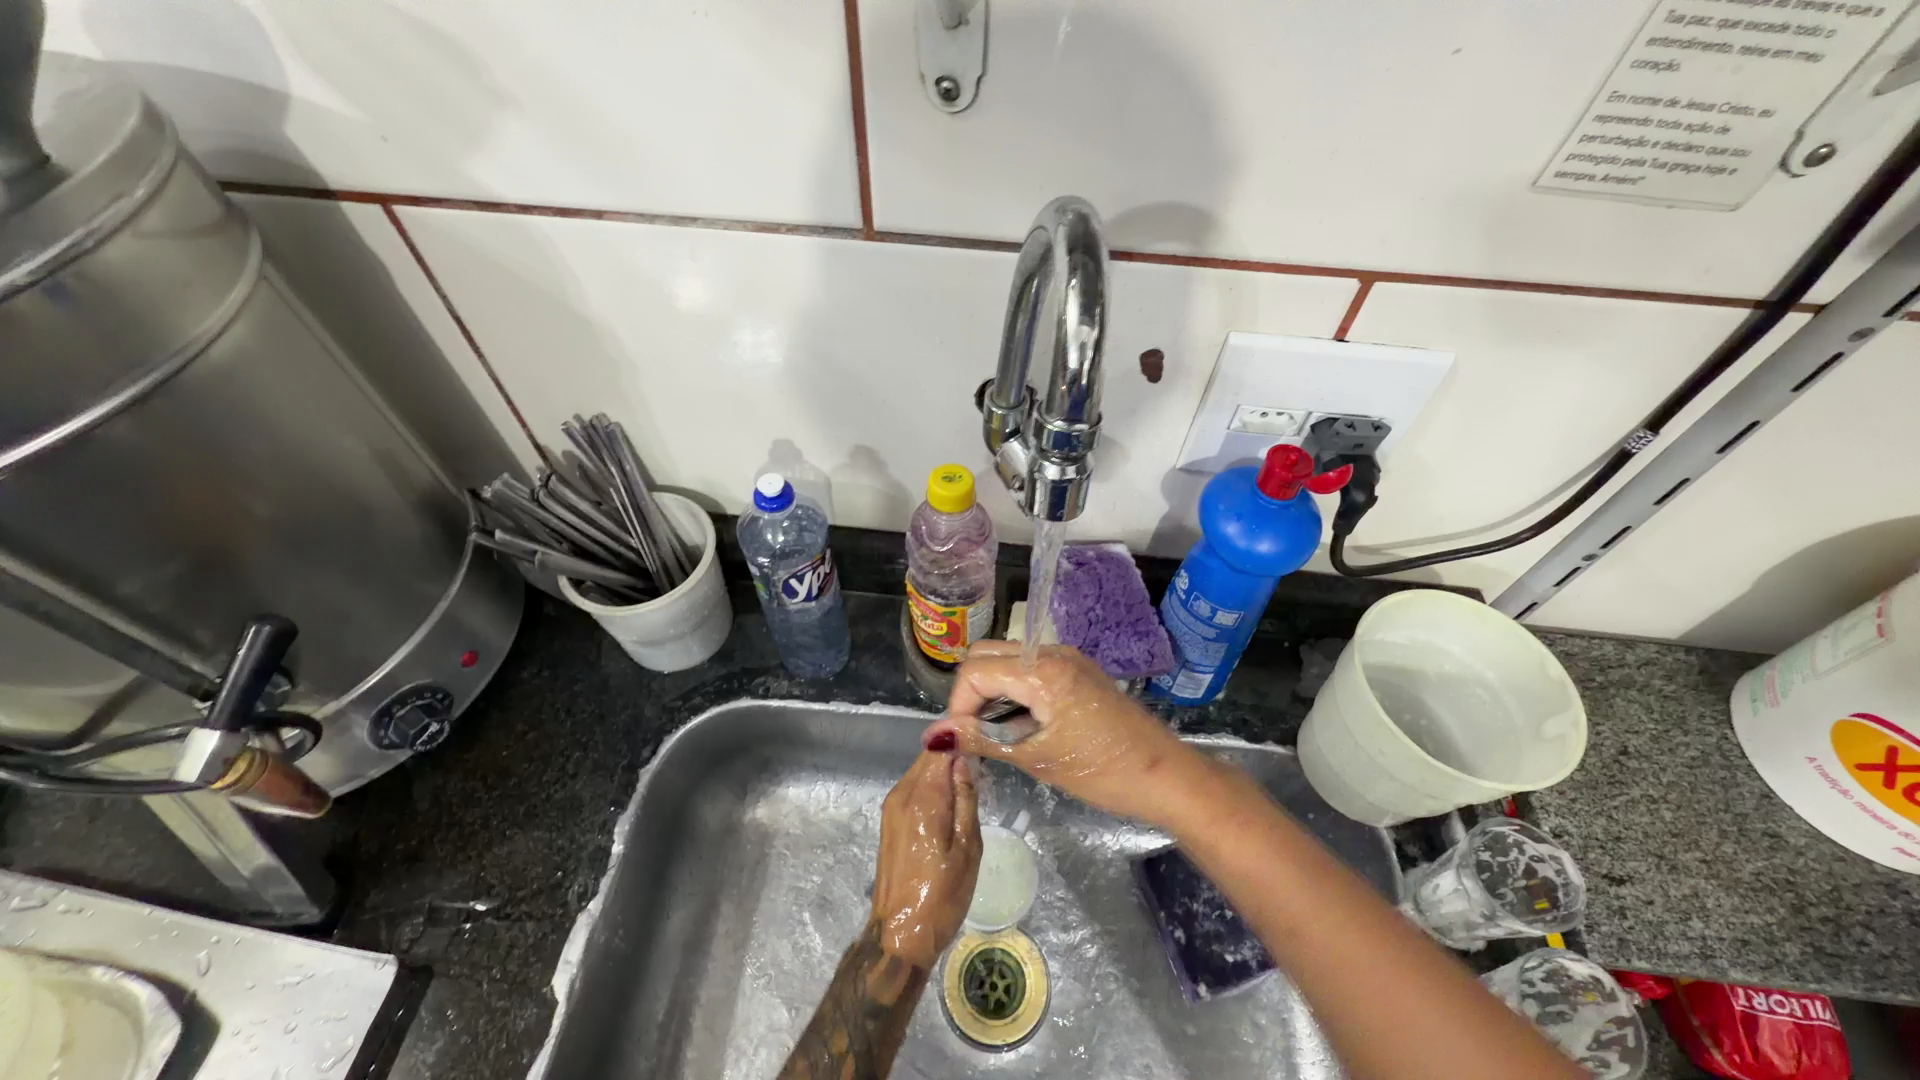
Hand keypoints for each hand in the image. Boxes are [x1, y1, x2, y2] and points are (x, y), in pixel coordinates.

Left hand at [870, 750, 980, 968]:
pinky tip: (952, 802)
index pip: (940, 748)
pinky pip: (914, 789)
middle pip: (929, 758)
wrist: (902, 934)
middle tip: (984, 764)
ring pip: (921, 772)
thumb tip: (965, 761)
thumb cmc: (942, 896)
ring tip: (972, 783)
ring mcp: (891, 807)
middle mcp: (901, 795)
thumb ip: (967, 800)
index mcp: (922, 799)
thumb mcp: (968, 848)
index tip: (984, 738)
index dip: (961, 738)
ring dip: (944, 772)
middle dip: (954, 754)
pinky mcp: (889, 821)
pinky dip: (932, 787)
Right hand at [926, 641, 1213, 827]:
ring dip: (992, 690)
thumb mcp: (1037, 758)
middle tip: (972, 733)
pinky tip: (1018, 724)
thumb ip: (984, 739)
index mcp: (1042, 670)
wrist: (1166, 777)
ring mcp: (1068, 659)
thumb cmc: (1103, 772)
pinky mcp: (1078, 671)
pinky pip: (1030, 668)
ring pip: (1008, 660)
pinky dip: (1014, 689)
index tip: (959, 739)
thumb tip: (936, 736)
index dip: (958, 704)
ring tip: (992, 732)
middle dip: (970, 691)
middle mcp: (1052, 653)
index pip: (976, 671)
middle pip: (987, 655)